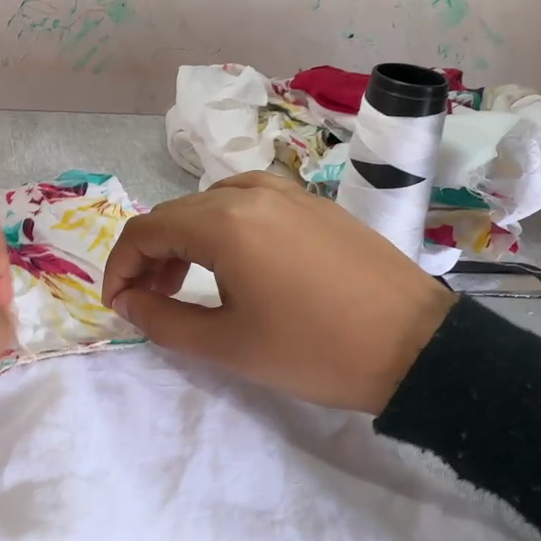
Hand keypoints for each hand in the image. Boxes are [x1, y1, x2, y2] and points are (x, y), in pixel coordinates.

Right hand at [101, 171, 453, 413]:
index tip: (119, 304)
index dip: (120, 266)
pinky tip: (238, 259)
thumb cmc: (317, 349)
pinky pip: (247, 199)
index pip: (145, 229)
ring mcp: (285, 191)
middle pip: (175, 213)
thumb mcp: (230, 346)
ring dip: (186, 239)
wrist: (421, 349)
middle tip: (152, 300)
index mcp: (223, 221)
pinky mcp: (312, 201)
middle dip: (151, 256)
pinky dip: (222, 225)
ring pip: (208, 203)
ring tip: (192, 282)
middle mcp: (248, 191)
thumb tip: (127, 301)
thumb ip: (164, 320)